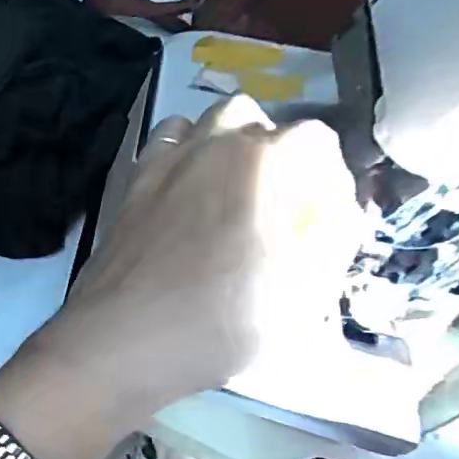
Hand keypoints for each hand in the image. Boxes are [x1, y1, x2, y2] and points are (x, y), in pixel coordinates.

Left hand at [0, 95, 360, 458]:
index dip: (329, 174)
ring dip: (219, 142)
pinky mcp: (125, 190)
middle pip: (248, 117)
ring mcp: (157, 166)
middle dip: (272, 146)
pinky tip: (181, 200)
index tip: (325, 215)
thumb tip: (338, 212)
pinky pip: (157, 152)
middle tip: (277, 199)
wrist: (120, 340)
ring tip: (228, 191)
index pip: (312, 137)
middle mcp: (203, 149)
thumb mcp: (303, 291)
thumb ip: (331, 239)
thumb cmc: (219, 319)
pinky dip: (177, 158)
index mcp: (257, 162)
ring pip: (195, 123)